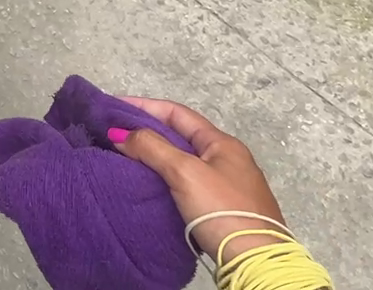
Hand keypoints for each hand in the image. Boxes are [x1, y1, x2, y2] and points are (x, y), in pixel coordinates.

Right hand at [110, 97, 287, 263]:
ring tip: (124, 154)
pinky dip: (163, 175)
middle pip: (178, 135)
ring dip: (153, 153)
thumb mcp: (184, 172)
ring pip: (180, 159)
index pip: (176, 113)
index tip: (113, 107)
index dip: (144, 106)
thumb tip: (119, 134)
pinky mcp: (221, 209)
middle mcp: (226, 159)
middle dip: (146, 130)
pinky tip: (146, 181)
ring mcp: (226, 185)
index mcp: (222, 144)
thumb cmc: (223, 210)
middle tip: (114, 131)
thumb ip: (151, 147)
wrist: (258, 265)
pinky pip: (185, 180)